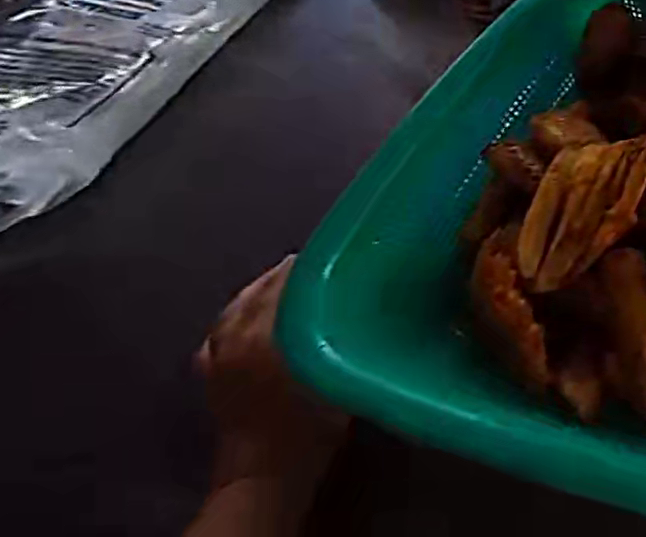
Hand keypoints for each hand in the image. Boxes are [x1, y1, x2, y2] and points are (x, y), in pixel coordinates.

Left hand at [196, 256, 347, 491]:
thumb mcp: (343, 362)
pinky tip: (253, 315)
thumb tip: (367, 286)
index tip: (348, 245)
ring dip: (263, 290)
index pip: (290, 279)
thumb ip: (348, 322)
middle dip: (290, 272)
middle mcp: (234, 337)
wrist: (270, 469)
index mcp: (266, 331)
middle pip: (260, 290)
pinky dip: (236, 316)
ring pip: (237, 308)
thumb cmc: (317, 415)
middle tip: (329, 259)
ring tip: (294, 279)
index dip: (318, 260)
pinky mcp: (209, 375)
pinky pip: (219, 332)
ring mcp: (216, 357)